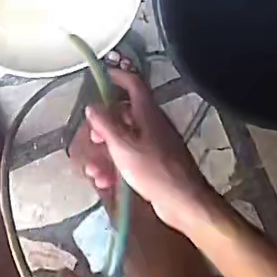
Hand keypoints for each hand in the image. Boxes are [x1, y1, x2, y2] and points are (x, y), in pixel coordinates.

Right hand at [82, 68, 221, 231]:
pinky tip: (107, 181)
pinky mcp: (156, 162)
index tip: (101, 77)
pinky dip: (117, 165)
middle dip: (104, 125)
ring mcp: (155, 143)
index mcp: (147, 113)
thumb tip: (92, 107)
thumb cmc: (154, 170)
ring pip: (125, 138)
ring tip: (95, 170)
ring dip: (107, 152)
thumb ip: (105, 125)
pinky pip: (131, 156)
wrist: (184, 201)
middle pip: (124, 113)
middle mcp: (152, 123)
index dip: (117, 76)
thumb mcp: (123, 146)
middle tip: (93, 138)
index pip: (133, 83)